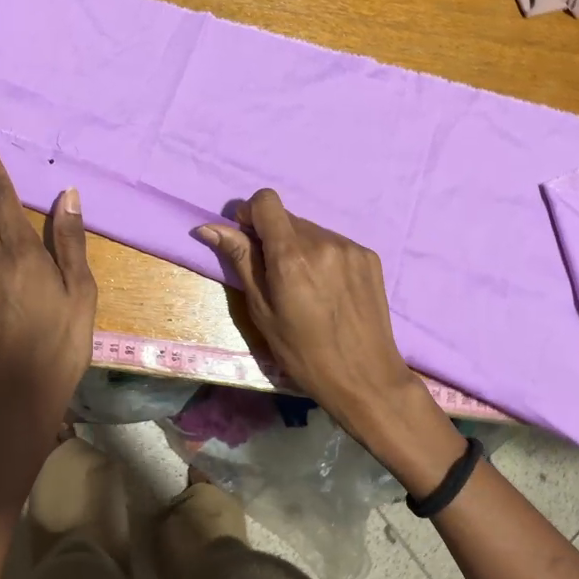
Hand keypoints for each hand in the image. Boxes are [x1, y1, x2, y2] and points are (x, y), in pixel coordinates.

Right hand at [192, 190, 423, 448]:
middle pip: (288, 217)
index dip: (251, 214)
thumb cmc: (303, 353)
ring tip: (305, 286)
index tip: (248, 240)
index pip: (266, 200)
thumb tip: (209, 228)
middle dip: (274, 236)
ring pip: (311, 230)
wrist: (365, 377)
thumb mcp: (261, 311)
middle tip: (275, 275)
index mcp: (291, 255)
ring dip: (300, 246)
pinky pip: (334, 243)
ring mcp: (350, 247)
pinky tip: (328, 289)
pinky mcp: (369, 256)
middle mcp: (322, 241)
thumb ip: (240, 260)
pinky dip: (323, 256)